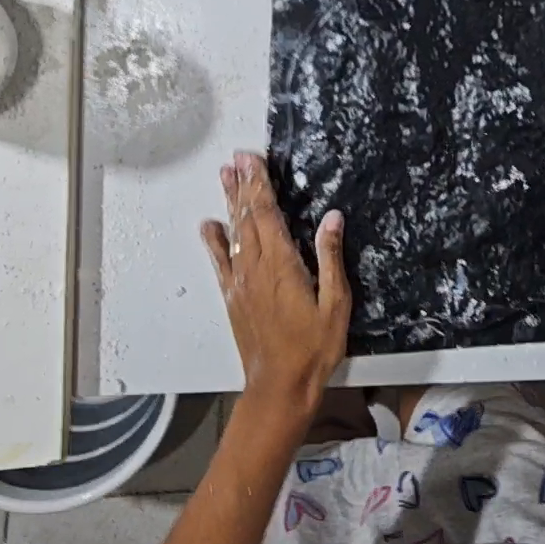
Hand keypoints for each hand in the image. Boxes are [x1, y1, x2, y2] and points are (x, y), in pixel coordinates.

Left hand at [200, 153, 349, 415]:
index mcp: (282, 265)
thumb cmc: (314, 346)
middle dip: (243, 184)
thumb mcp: (336, 303)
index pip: (267, 214)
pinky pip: (221, 262)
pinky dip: (214, 241)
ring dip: (229, 202)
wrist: (279, 387)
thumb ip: (330, 258)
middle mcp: (255, 268)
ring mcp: (240, 282)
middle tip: (237, 156)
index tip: (252, 159)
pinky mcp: (233, 297)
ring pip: (233, 233)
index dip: (259, 184)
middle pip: (246, 217)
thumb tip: (332, 216)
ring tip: (225, 176)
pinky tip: (209, 225)